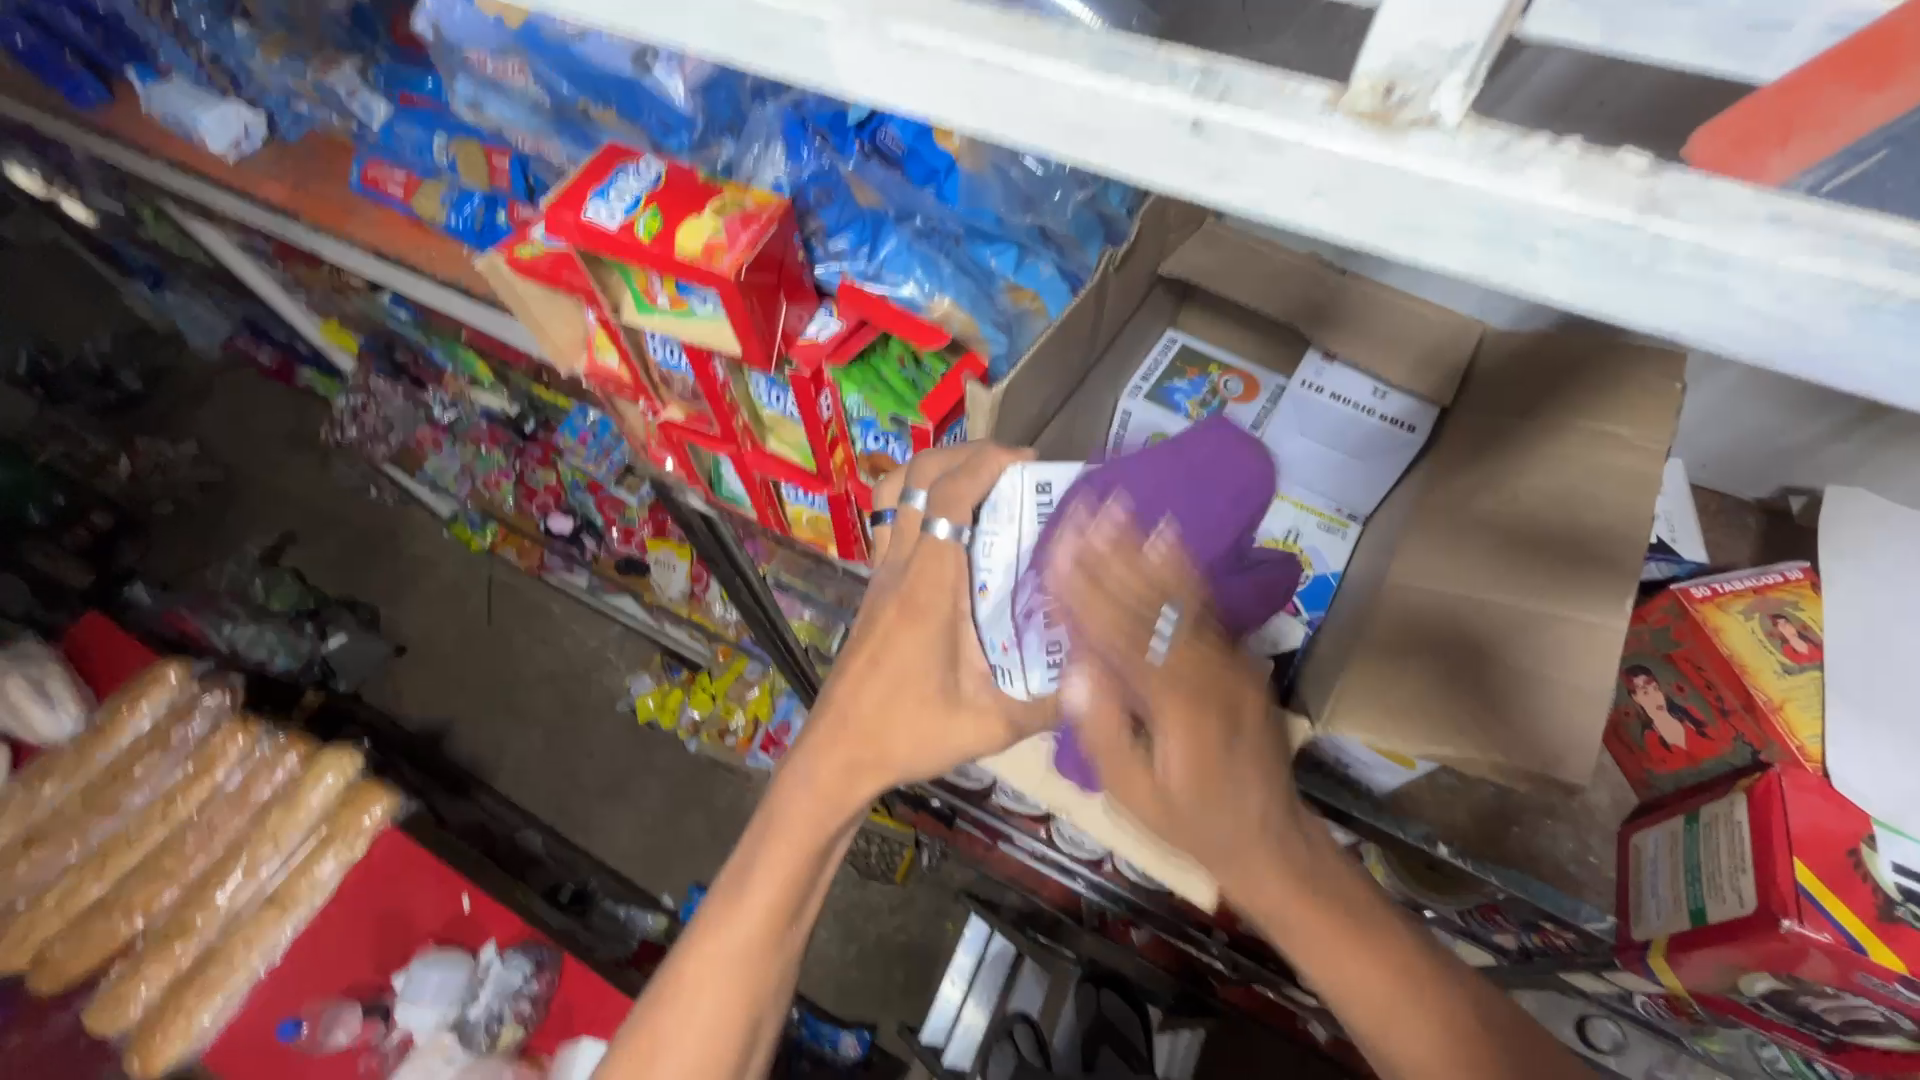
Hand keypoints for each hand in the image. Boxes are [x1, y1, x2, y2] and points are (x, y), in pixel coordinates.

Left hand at [792, 443, 1055, 804]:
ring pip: (892, 494)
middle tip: (1010, 467)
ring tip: (976, 482)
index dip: (986, 463)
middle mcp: (900, 567)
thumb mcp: (991, 726)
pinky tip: (951, 532)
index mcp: (930, 586)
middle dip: (964, 454)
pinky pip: (889, 523)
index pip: (949, 497)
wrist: (838, 753)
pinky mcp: (872, 590)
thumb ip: (1048, 704)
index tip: (1027, 461)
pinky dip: (918, 504)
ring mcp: (879, 576)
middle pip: (916, 477)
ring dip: (932, 472)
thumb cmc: (909, 733)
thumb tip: (1099, 679)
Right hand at [1046, 497, 1317, 901]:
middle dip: (1111, 554)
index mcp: (1177, 705)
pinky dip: (1182, 566)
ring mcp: (1229, 659)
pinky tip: (1168, 536)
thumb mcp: (1136, 795)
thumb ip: (1106, 731)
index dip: (1085, 591)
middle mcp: (1206, 670)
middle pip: (1150, 602)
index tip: (1056, 552)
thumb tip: (1077, 669)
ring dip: (1143, 549)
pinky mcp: (1239, 658)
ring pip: (1179, 594)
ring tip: (1118, 508)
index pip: (1120, 635)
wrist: (1271, 836)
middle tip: (1083, 511)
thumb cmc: (1192, 822)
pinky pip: (1205, 606)